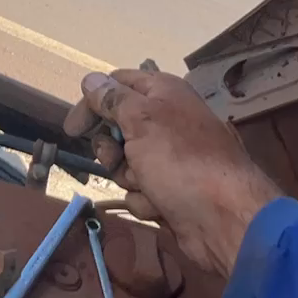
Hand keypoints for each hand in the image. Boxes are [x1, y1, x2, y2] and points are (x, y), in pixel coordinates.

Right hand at [63, 68, 281, 276]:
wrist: (224, 217)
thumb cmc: (180, 159)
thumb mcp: (141, 119)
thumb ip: (112, 99)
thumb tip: (91, 79)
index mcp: (162, 93)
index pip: (116, 85)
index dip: (92, 104)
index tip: (73, 130)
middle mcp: (165, 120)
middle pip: (116, 128)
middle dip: (112, 149)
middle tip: (118, 158)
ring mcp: (168, 157)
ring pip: (125, 163)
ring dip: (129, 177)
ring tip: (148, 185)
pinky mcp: (169, 190)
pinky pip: (139, 191)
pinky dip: (145, 200)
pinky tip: (161, 205)